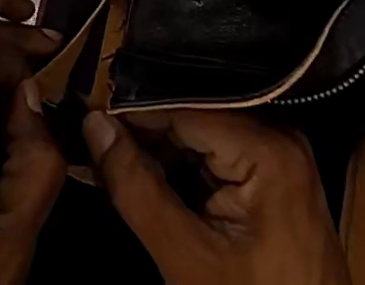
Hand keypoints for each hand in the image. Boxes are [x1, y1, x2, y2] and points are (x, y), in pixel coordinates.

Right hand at [83, 109, 350, 284]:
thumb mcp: (185, 257)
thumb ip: (135, 186)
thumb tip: (94, 124)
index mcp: (266, 147)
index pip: (182, 106)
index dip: (130, 110)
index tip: (86, 114)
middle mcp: (277, 134)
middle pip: (192, 114)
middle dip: (142, 128)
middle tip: (92, 140)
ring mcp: (278, 151)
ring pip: (200, 130)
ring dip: (157, 144)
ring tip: (111, 156)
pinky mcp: (273, 171)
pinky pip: (216, 150)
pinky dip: (181, 161)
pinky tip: (147, 172)